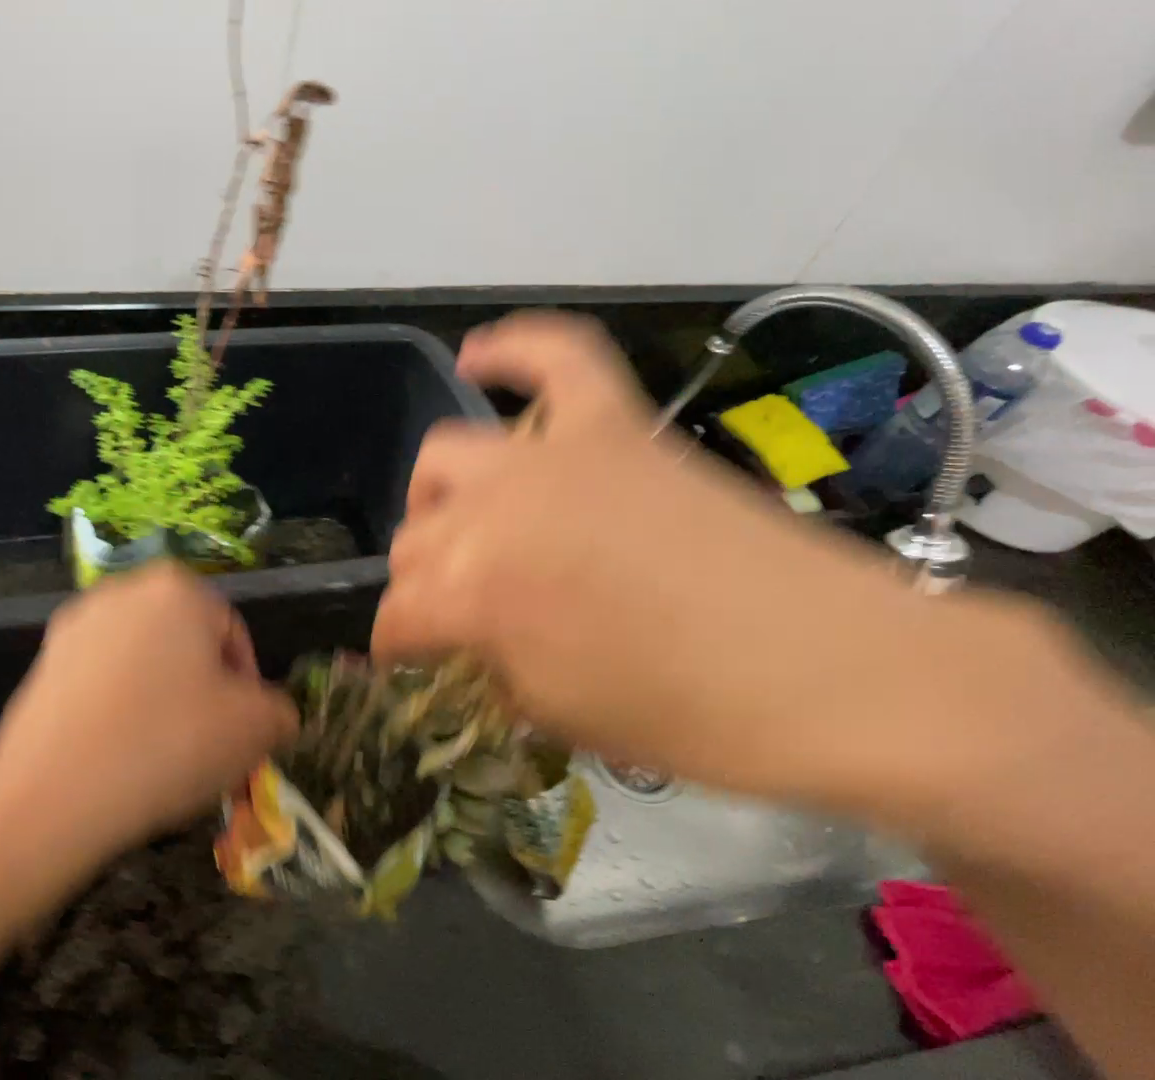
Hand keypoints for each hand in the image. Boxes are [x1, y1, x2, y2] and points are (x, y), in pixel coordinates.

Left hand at [0, 563, 296, 854]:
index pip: (233, 633)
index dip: (248, 688)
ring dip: (162, 706)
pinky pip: (101, 687)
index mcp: (176, 588)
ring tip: (165, 761)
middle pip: (184, 646)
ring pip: (142, 667)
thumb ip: (279, 711)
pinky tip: (121, 761)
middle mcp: (121, 592)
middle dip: (203, 694)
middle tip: (210, 749)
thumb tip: (271, 715)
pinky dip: (118, 715)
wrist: (54, 793)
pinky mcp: (41, 667)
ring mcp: (74, 628)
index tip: (245, 735)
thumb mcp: (256, 729)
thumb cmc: (169, 743)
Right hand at [373, 311, 1040, 815]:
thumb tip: (467, 642)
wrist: (840, 675)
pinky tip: (476, 358)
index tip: (410, 665)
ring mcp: (555, 457)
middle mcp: (493, 511)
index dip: (397, 647)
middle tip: (459, 617)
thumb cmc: (692, 718)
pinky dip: (510, 351)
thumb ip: (488, 664)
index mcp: (473, 593)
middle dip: (423, 585)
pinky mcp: (617, 425)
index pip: (397, 614)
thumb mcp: (557, 714)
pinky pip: (553, 358)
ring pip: (448, 455)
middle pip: (416, 539)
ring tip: (467, 524)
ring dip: (439, 497)